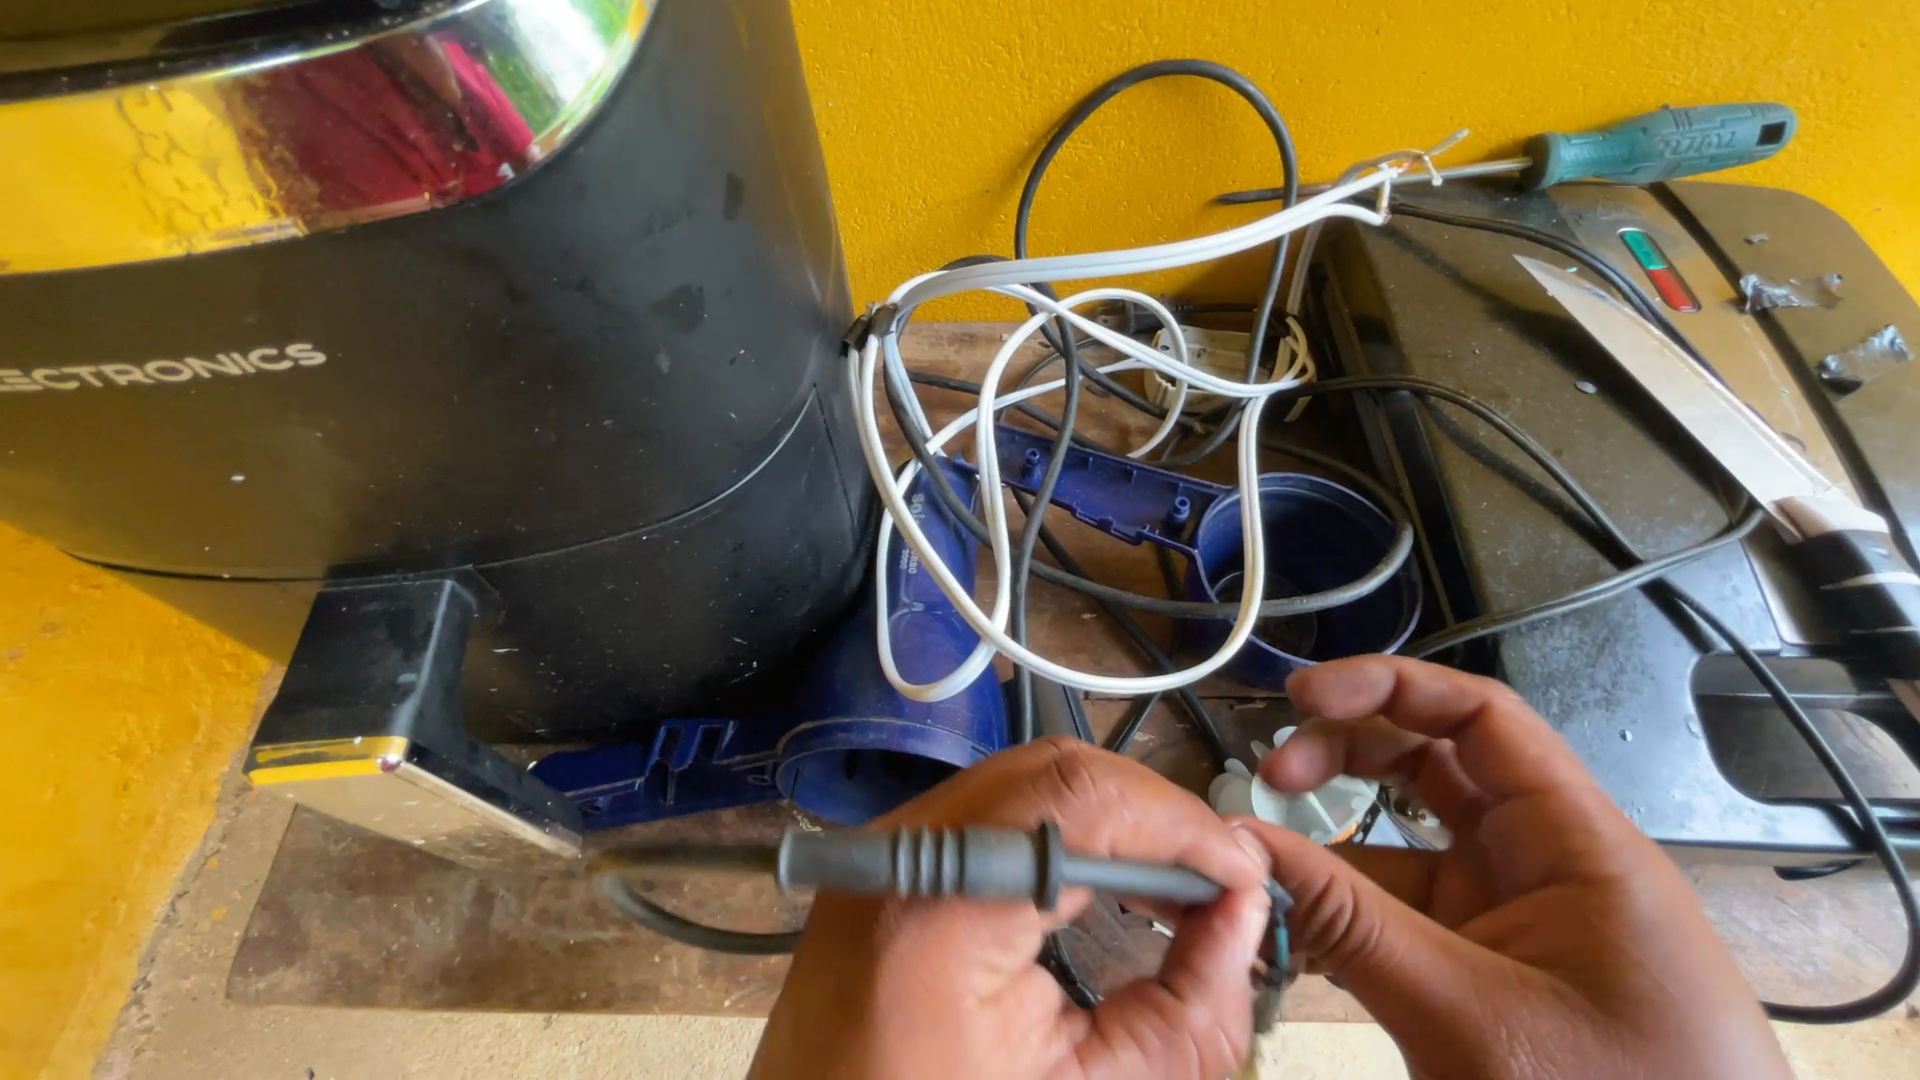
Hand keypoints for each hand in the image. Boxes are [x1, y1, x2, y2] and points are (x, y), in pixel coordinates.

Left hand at [750, 737, 1271, 1079]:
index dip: (1174, 821)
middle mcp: (899, 850)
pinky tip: (1105, 872)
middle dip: (1151, 812)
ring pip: (1027, 777)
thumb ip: (1184, 1012)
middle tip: (1213, 876)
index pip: (1075, 798)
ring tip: (1172, 877)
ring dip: (1113, 814)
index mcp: (933, 911)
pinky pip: (996, 804)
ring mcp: (888, 843)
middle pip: (1053, 771)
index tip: (1239, 871)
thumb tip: (1241, 912)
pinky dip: (1066, 824)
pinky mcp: (891, 851)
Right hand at [1239, 655, 1790, 1078]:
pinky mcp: (1475, 962)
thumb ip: (1345, 923)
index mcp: (1575, 845)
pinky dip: (1335, 908)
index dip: (1386, 687)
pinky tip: (1284, 930)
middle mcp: (1539, 861)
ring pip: (1401, 838)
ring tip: (1256, 865)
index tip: (1300, 696)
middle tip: (1270, 779)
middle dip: (1342, 755)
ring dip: (1327, 842)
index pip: (1480, 718)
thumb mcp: (1468, 1019)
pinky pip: (1391, 907)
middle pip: (1429, 761)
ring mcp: (1504, 914)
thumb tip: (1241, 843)